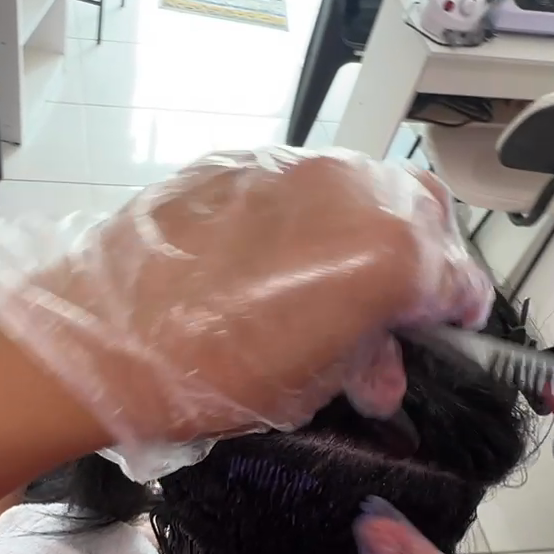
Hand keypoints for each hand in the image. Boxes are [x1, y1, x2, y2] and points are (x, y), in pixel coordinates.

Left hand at [0, 148, 492, 472]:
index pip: (454, 271)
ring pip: (362, 186)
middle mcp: (347, 191)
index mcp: (382, 254)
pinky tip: (278, 260)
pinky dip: (310, 218)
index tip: (449, 324)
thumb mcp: (307, 391)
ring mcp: (290, 166)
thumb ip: (363, 362)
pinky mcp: (237, 163)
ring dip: (366, 234)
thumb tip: (379, 358)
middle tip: (394, 308)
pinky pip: (300, 183)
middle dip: (421, 259)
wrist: (95, 343)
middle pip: (420, 210)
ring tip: (332, 288)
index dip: (458, 306)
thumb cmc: (200, 379)